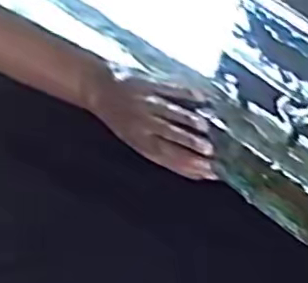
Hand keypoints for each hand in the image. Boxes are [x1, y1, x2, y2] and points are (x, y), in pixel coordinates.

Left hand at [87, 68, 214, 180]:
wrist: (95, 86)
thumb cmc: (127, 125)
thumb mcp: (145, 147)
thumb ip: (174, 161)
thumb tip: (206, 174)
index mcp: (144, 141)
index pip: (172, 155)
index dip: (193, 164)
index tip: (212, 170)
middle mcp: (144, 121)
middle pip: (172, 134)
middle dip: (192, 142)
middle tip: (211, 150)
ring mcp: (147, 101)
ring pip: (172, 112)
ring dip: (191, 120)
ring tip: (206, 128)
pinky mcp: (148, 82)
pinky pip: (171, 88)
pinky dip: (188, 93)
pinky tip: (204, 98)